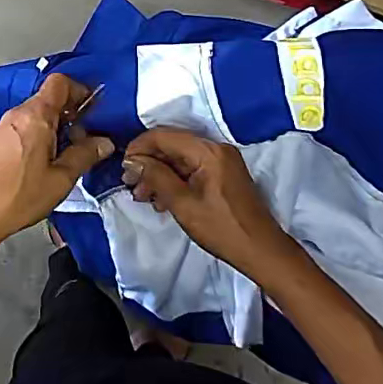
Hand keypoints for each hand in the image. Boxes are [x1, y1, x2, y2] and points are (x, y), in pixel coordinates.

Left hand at [0, 74, 112, 256]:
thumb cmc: (19, 197)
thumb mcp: (62, 178)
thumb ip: (85, 155)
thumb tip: (104, 142)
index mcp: (36, 116)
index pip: (60, 82)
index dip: (80, 90)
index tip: (92, 110)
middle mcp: (17, 114)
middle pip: (49, 99)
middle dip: (70, 115)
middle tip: (84, 139)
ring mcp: (4, 127)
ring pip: (36, 114)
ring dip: (55, 127)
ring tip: (65, 155)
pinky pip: (24, 127)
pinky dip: (39, 136)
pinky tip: (44, 163)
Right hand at [122, 128, 304, 282]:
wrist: (259, 248)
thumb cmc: (221, 228)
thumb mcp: (182, 204)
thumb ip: (156, 177)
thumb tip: (133, 160)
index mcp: (209, 151)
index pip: (165, 135)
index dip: (140, 147)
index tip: (123, 166)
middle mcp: (217, 148)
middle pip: (173, 145)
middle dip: (149, 162)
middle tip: (131, 185)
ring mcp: (222, 160)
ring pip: (181, 157)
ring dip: (160, 173)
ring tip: (144, 197)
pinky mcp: (224, 173)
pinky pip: (193, 167)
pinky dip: (175, 179)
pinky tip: (163, 199)